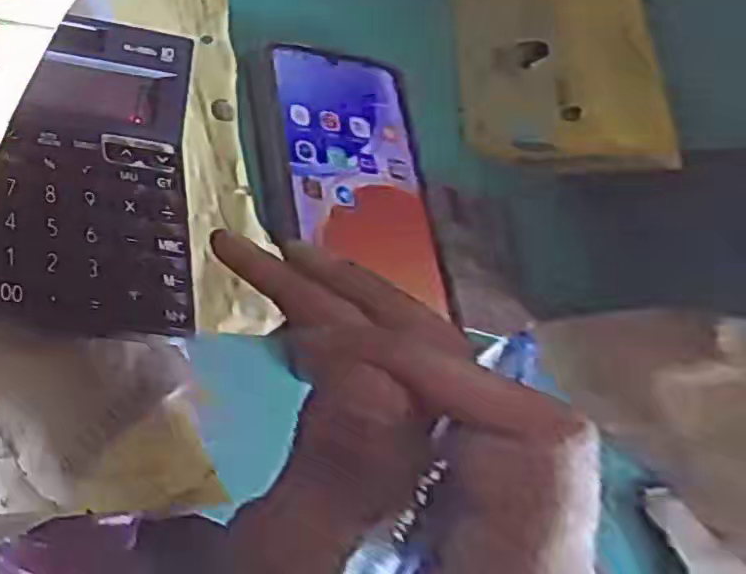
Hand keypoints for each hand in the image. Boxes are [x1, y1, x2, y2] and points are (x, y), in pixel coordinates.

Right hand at [213, 231, 598, 573]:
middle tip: (269, 255)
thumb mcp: (294, 563)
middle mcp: (523, 522)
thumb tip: (367, 367)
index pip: (528, 430)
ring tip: (276, 264)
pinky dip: (352, 350)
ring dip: (352, 313)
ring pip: (442, 380)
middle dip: (364, 310)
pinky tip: (303, 329)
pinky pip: (412, 402)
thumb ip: (341, 479)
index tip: (302, 338)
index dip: (422, 363)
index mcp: (515, 559)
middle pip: (477, 383)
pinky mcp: (438, 491)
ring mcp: (479, 501)